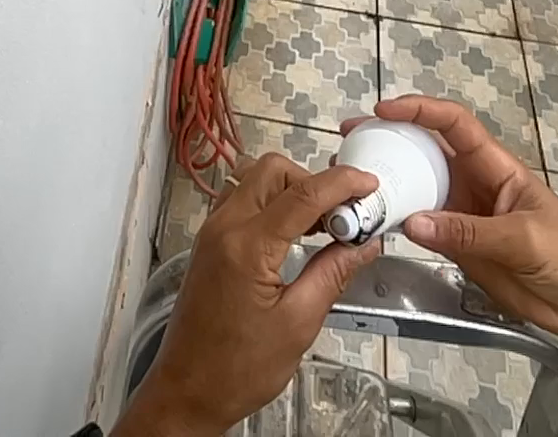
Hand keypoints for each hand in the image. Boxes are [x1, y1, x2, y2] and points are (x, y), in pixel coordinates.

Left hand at [114, 155, 381, 436]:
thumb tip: (362, 244)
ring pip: (255, 178)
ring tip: (322, 224)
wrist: (188, 388)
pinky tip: (294, 231)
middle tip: (344, 213)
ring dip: (292, 188)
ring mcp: (213, 229)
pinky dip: (272, 201)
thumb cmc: (237, 367)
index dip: (341, 183)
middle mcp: (224, 226)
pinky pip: (243, 198)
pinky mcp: (211, 239)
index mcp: (247, 246)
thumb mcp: (298, 324)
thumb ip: (332, 274)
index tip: (369, 184)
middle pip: (273, 170)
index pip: (302, 194)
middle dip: (313, 181)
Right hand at [341, 96, 557, 345]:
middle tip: (349, 136)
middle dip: (387, 136)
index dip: (419, 110)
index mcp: (494, 166)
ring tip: (349, 173)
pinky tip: (371, 215)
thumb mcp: (523, 239)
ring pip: (415, 184)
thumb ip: (467, 231)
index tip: (384, 111)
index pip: (453, 124)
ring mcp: (461, 211)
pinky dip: (393, 216)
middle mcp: (472, 181)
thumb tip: (412, 222)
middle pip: (424, 148)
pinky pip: (418, 222)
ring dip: (385, 177)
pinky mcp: (455, 242)